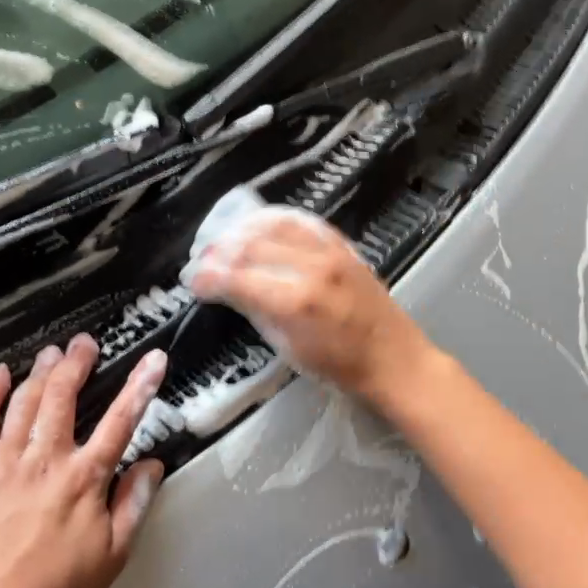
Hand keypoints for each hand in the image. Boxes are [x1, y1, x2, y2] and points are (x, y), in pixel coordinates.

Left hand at [0, 336, 167, 587]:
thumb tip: (153, 464)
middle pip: (64, 398)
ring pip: (25, 403)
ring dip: (41, 372)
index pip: (120, 422)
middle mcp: (46, 459)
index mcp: (84, 478)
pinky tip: (0, 375)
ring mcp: (5, 462)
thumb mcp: (112, 556)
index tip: (154, 357)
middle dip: (77, 364)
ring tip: (52, 351)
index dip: (140, 386)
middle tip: (85, 343)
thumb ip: (133, 504)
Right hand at [184, 208, 430, 399]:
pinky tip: (260, 224)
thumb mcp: (288, 349)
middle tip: (202, 258)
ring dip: (244, 229)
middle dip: (219, 251)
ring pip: (275, 226)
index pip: (237, 279)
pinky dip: (277, 220)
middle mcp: (311, 269)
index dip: (208, 278)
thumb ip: (257, 312)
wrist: (394, 360)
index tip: (192, 280)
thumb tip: (227, 290)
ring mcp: (330, 253)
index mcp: (295, 301)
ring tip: (225, 237)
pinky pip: (304, 223)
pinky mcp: (344, 248)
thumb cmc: (340, 367)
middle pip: (251, 246)